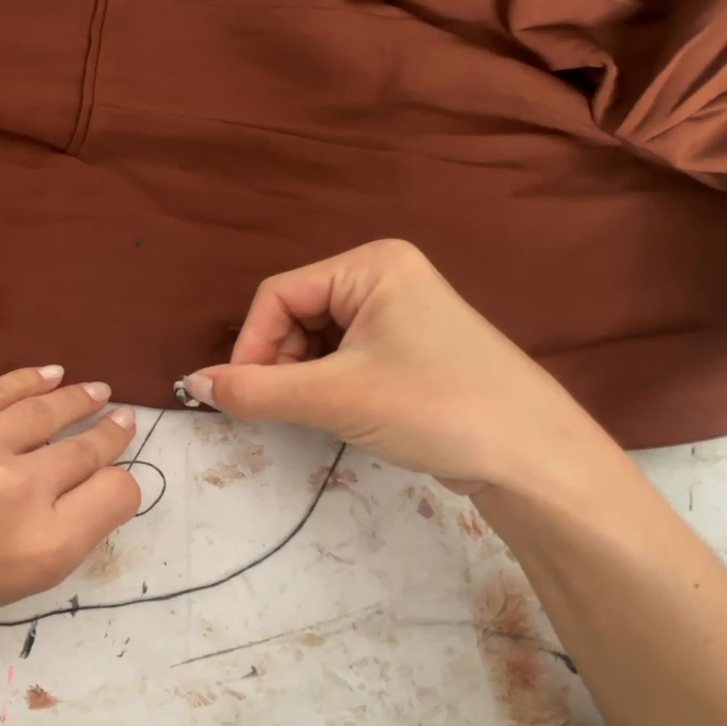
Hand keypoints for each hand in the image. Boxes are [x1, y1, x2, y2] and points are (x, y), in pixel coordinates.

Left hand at [0, 367, 140, 660]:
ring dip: (79, 398)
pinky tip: (51, 374)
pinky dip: (31, 380)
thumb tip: (70, 497)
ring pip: (48, 410)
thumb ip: (44, 541)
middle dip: (109, 434)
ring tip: (95, 390)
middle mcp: (21, 490)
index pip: (116, 495)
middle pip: (87, 449)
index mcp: (43, 548)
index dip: (122, 485)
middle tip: (122, 419)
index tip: (114, 479)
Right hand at [180, 240, 602, 493]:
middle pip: (293, 314)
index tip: (246, 394)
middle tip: (287, 407)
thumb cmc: (434, 408)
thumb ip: (253, 390)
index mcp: (369, 264)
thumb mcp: (333, 398)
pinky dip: (325, 382)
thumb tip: (190, 384)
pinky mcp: (408, 345)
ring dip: (300, 376)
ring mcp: (398, 311)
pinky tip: (342, 410)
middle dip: (279, 362)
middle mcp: (382, 276)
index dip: (252, 345)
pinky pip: (341, 354)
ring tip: (322, 412)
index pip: (276, 295)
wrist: (537, 461)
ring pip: (313, 338)